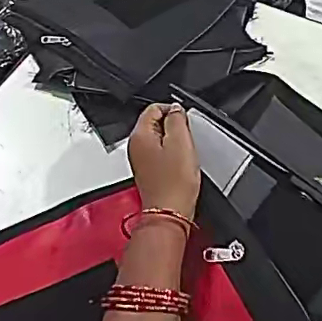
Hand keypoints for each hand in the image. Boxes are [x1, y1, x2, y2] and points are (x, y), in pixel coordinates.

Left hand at [128, 102, 199, 219]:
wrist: (170, 212)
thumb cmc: (173, 183)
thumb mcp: (181, 142)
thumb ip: (177, 119)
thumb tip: (176, 108)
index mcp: (140, 135)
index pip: (153, 107)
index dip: (172, 110)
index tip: (184, 119)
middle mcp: (136, 146)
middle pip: (155, 122)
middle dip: (173, 127)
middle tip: (185, 140)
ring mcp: (141, 159)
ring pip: (159, 138)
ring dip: (173, 142)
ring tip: (183, 154)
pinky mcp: (149, 170)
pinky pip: (160, 154)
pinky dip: (171, 156)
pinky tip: (179, 165)